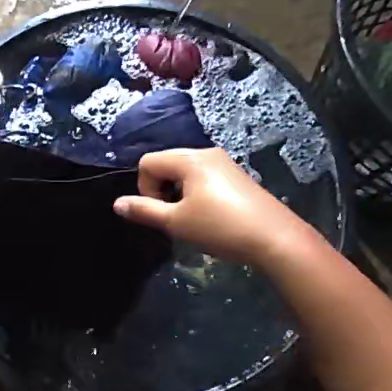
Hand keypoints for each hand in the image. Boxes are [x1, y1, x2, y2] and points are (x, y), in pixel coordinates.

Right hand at [112, 147, 320, 267]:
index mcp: (189, 159)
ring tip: (191, 219)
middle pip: (167, 162)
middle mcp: (206, 153)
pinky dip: (196, 192)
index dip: (144, 188)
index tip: (160, 213)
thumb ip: (144, 210)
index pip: (148, 162)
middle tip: (174, 217)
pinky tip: (210, 217)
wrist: (275, 237)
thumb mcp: (177, 222)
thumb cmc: (221, 227)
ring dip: (178, 192)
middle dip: (161, 189)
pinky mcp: (237, 176)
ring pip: (186, 171)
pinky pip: (204, 176)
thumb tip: (117, 203)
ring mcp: (224, 163)